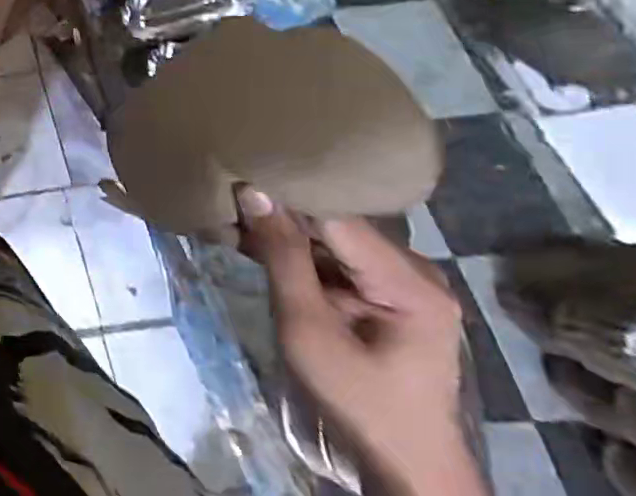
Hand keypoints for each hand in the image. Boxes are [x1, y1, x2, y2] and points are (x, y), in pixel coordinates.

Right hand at [237, 188, 484, 495]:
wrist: (400, 465)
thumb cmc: (356, 399)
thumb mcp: (307, 326)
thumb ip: (282, 256)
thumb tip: (252, 189)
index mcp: (411, 281)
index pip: (334, 214)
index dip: (283, 191)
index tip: (233, 171)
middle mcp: (415, 271)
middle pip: (333, 223)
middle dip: (277, 211)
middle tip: (220, 194)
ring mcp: (402, 283)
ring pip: (328, 239)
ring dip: (280, 231)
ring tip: (227, 212)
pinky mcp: (384, 296)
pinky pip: (332, 259)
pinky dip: (293, 253)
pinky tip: (251, 241)